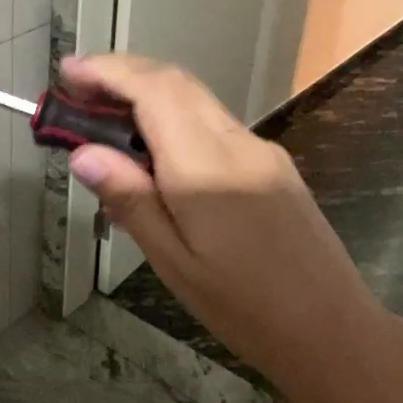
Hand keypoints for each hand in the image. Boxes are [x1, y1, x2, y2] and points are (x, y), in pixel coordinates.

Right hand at [59, 54, 402, 386]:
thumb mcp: (173, 262)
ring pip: (195, 98)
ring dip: (147, 92)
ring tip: (103, 117)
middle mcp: (236, 144)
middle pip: (175, 81)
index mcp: (205, 167)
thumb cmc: (244, 308)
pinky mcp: (272, 163)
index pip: (153, 91)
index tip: (68, 72)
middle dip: (122, 73)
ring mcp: (259, 150)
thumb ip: (130, 200)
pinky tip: (152, 152)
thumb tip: (83, 154)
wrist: (334, 330)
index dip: (107, 72)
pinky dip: (173, 116)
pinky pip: (213, 123)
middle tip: (76, 88)